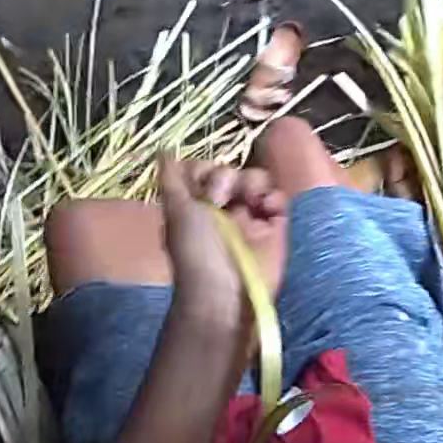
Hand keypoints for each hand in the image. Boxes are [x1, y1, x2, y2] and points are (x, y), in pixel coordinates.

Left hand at [155, 154, 288, 331]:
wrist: (225, 292)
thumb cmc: (195, 252)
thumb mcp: (177, 212)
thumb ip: (172, 180)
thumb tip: (164, 150)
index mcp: (196, 206)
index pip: (205, 172)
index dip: (206, 169)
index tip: (204, 179)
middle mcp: (224, 209)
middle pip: (232, 173)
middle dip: (229, 177)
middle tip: (223, 196)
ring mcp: (251, 218)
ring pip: (258, 181)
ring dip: (255, 183)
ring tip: (253, 199)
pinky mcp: (276, 227)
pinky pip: (279, 199)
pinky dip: (275, 198)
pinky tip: (268, 207)